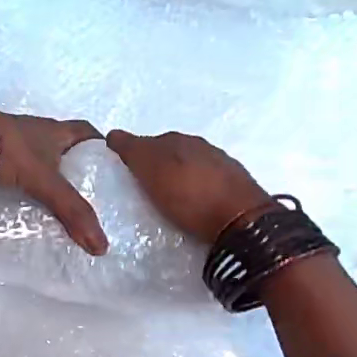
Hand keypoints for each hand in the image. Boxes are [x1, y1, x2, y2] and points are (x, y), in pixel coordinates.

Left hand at [0, 108, 108, 254]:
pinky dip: (29, 190)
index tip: (113, 170)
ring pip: (42, 165)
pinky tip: (33, 209)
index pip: (88, 133)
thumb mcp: (46, 181)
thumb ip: (71, 210)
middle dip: (78, 170)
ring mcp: (14, 147)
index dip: (101, 148)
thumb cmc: (9, 151)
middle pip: (66, 150)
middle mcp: (37, 135)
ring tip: (66, 210)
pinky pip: (21, 176)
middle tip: (92, 198)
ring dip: (52, 182)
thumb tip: (101, 245)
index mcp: (56, 130)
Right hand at [105, 129, 267, 242]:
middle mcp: (199, 145)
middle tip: (140, 186)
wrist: (243, 221)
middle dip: (153, 164)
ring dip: (175, 177)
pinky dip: (193, 189)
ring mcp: (220, 164)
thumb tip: (114, 135)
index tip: (120, 171)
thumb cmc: (189, 196)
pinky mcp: (235, 186)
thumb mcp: (151, 170)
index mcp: (176, 140)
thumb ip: (133, 150)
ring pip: (188, 166)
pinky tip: (190, 205)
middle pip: (167, 152)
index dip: (130, 154)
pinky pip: (204, 182)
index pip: (144, 141)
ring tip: (164, 199)